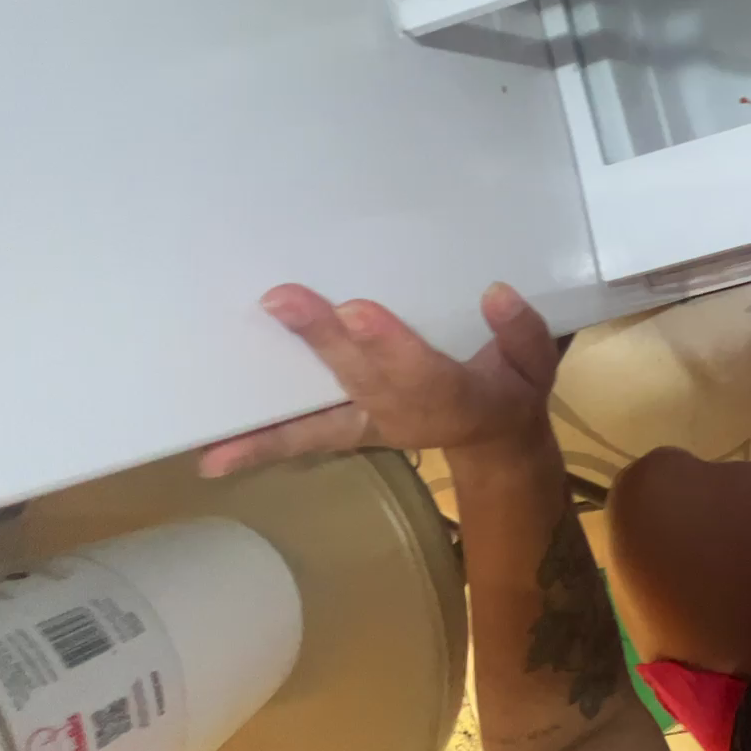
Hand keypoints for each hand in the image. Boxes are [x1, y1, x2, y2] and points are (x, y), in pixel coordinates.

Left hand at [198, 282, 557, 476]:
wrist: (497, 437)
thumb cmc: (515, 387)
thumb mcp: (538, 361)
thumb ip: (522, 331)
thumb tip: (495, 291)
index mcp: (462, 397)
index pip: (425, 372)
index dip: (392, 344)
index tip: (357, 309)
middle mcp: (411, 415)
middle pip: (364, 379)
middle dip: (323, 341)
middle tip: (282, 300)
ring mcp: (377, 425)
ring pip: (326, 414)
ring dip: (276, 412)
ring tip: (222, 418)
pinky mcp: (355, 428)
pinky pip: (311, 437)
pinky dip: (265, 446)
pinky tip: (213, 459)